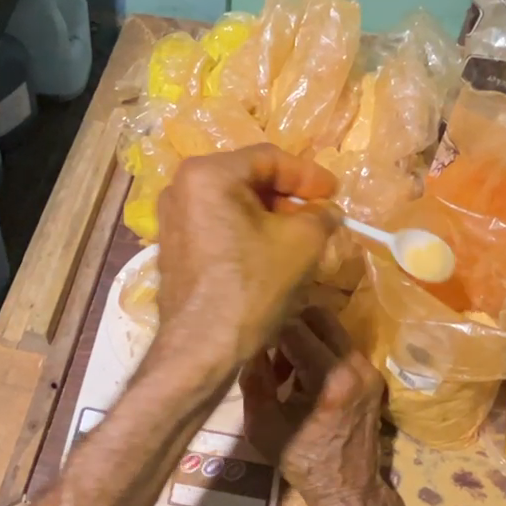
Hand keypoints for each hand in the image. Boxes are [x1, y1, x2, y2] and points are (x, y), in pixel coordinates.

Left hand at [154, 144, 337, 371]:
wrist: (202, 346)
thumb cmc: (252, 286)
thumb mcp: (302, 243)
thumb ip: (321, 215)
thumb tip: (326, 211)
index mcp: (208, 174)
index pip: (269, 159)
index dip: (308, 175)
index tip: (335, 194)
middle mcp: (180, 189)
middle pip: (247, 180)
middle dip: (287, 198)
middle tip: (319, 217)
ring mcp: (171, 221)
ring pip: (232, 206)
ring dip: (269, 218)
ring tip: (300, 238)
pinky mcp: (172, 250)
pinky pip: (217, 228)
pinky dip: (246, 234)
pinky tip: (270, 255)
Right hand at [241, 306, 385, 505]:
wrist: (347, 486)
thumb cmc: (301, 460)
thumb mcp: (263, 424)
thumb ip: (254, 380)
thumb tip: (252, 347)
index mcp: (330, 378)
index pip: (294, 329)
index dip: (270, 336)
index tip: (259, 357)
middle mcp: (355, 365)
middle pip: (318, 315)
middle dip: (291, 329)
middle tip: (276, 358)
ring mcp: (368, 368)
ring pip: (332, 327)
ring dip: (306, 340)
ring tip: (290, 372)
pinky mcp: (372, 375)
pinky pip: (342, 345)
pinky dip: (321, 351)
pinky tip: (307, 380)